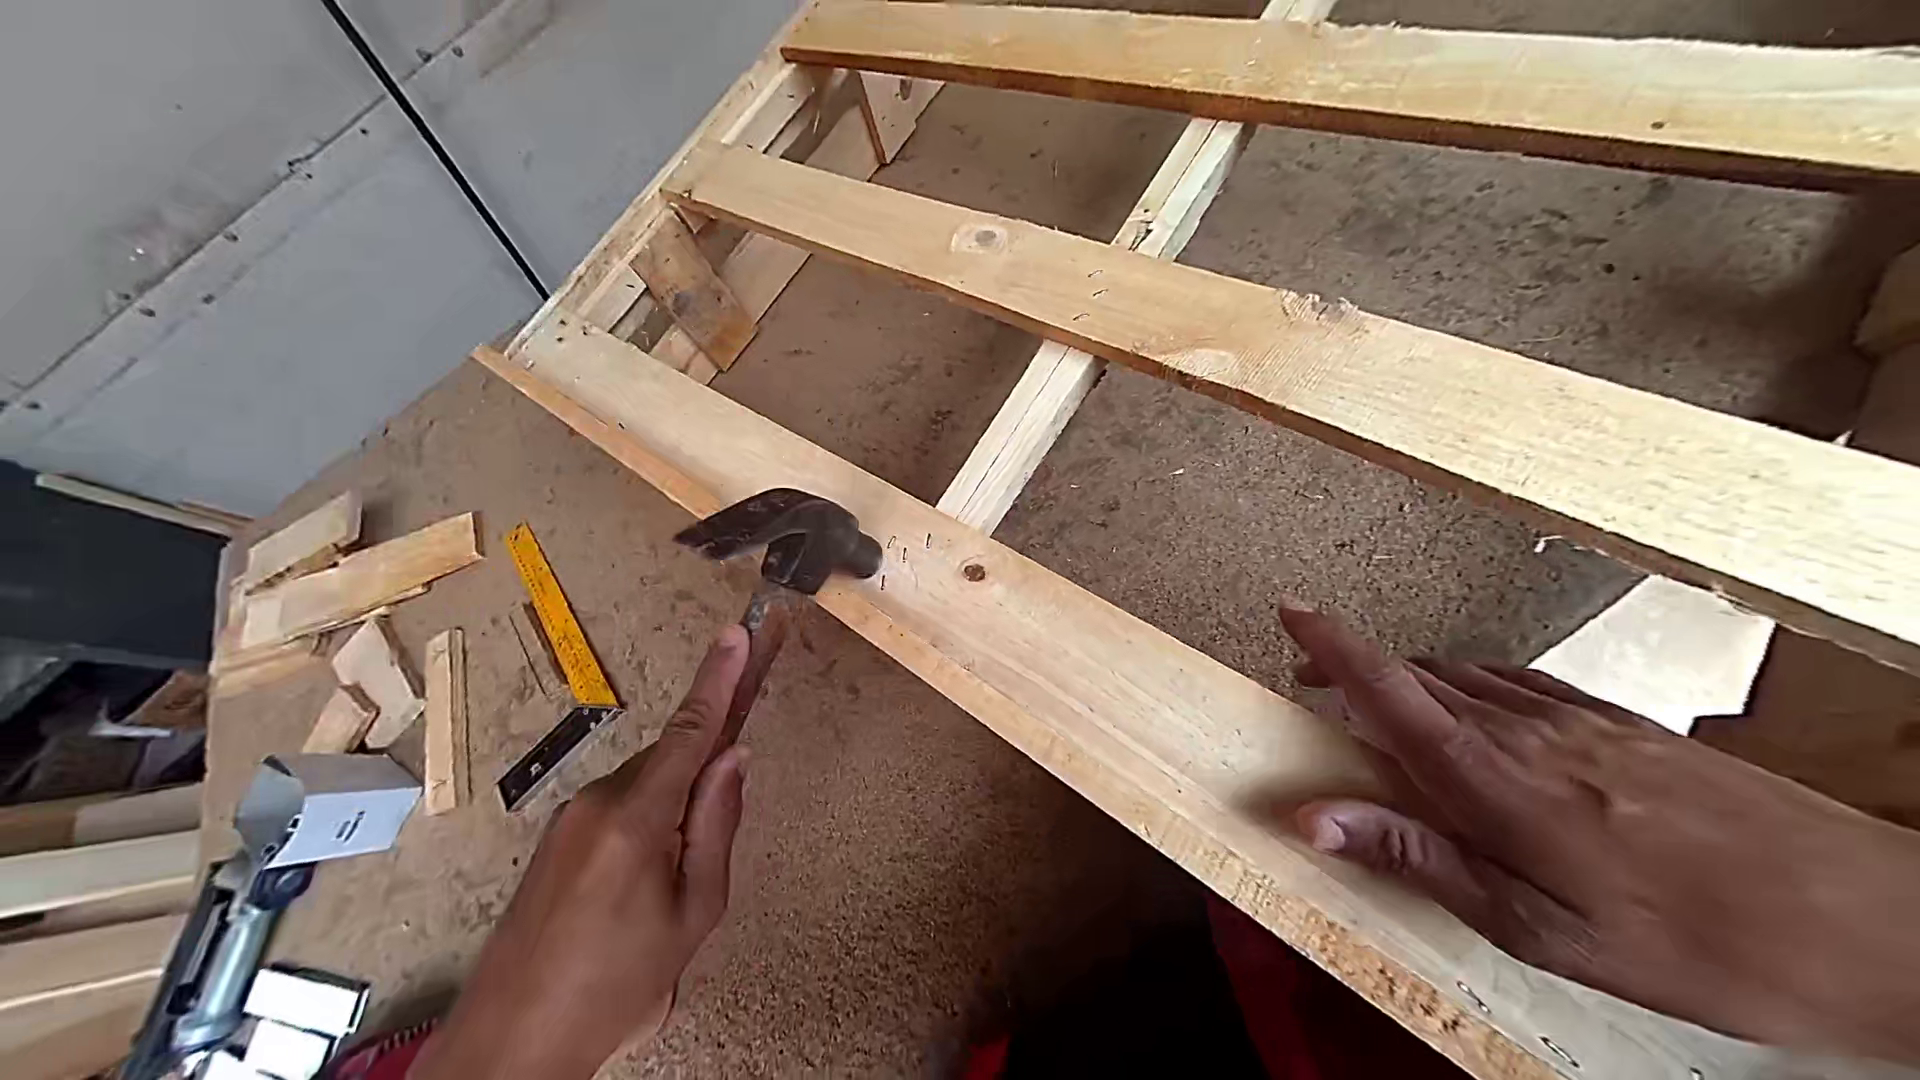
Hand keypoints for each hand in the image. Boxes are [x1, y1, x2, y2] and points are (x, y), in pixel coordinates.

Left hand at [414, 627, 750, 1079]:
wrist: (509, 1045)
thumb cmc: (618, 983)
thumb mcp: (695, 911)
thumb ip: (719, 823)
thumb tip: (737, 754)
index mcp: (639, 817)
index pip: (693, 729)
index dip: (721, 676)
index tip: (739, 631)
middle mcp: (600, 799)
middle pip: (675, 760)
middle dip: (707, 775)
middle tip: (715, 828)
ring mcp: (572, 815)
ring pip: (650, 784)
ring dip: (677, 810)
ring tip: (669, 888)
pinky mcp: (558, 833)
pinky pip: (624, 804)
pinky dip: (651, 820)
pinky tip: (642, 883)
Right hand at [1279, 602, 1919, 1065]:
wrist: (1890, 926)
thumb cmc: (1699, 941)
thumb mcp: (1538, 927)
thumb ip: (1416, 857)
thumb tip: (1312, 819)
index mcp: (1490, 776)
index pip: (1385, 686)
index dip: (1329, 642)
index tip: (1291, 610)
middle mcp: (1520, 728)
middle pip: (1409, 675)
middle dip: (1346, 665)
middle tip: (1306, 677)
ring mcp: (1572, 716)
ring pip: (1454, 675)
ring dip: (1399, 677)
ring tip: (1373, 700)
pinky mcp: (1614, 719)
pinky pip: (1511, 679)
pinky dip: (1461, 680)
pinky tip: (1464, 702)